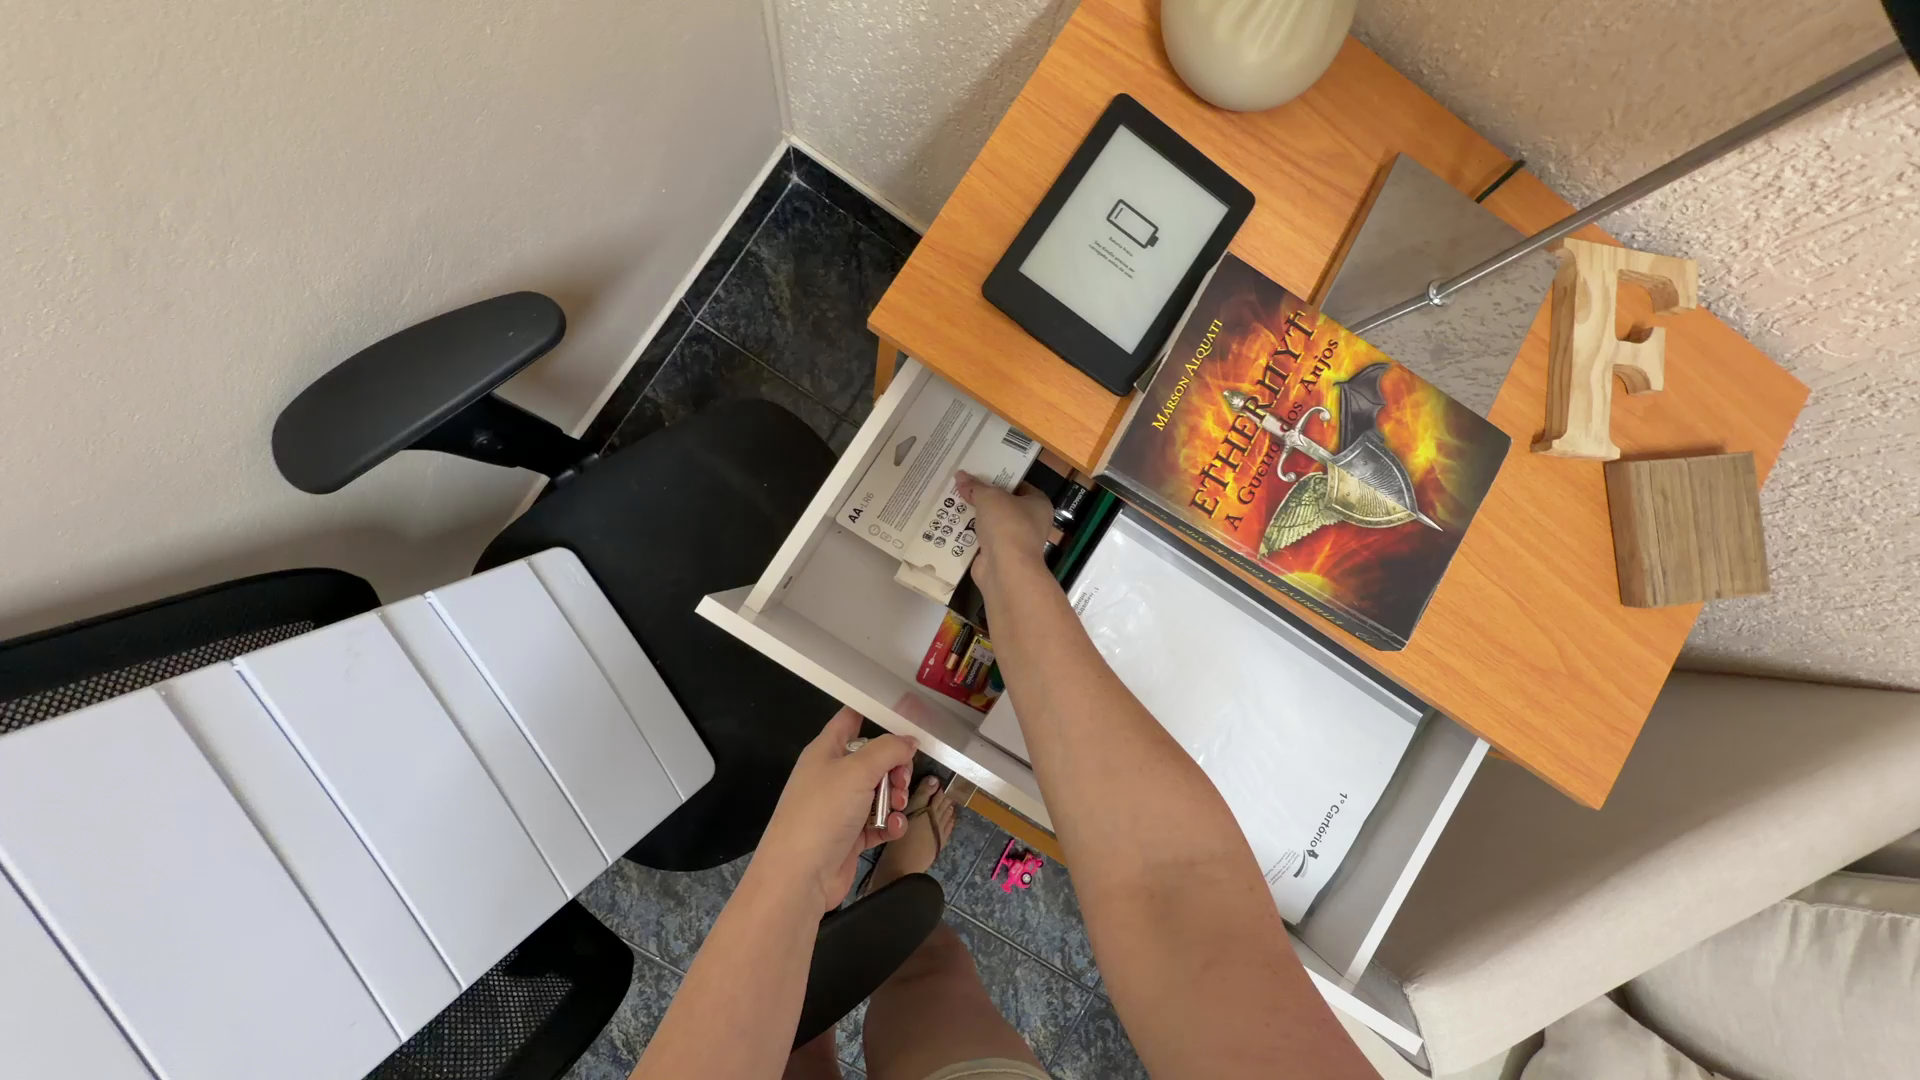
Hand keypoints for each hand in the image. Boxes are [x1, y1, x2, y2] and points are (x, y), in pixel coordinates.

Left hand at [751, 708, 916, 911]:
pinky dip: (890, 823)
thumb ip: (888, 750)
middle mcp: (832, 775)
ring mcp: (841, 807)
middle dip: (895, 766)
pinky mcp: (850, 835)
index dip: (875, 714)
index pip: (851, 718)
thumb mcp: (857, 771)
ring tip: (896, 807)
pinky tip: (894, 829)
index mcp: (826, 751)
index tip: (906, 718)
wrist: (799, 877)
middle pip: (874, 757)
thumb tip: (910, 741)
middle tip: (902, 778)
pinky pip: (879, 821)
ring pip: (880, 790)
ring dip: (895, 797)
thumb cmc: (822, 813)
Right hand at [956, 471, 1053, 589]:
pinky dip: (971, 535)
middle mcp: (1031, 523)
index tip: (983, 473)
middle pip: (1005, 505)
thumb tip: (960, 475)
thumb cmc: (1007, 524)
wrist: (1006, 568)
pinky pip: (983, 540)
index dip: (1003, 479)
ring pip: (993, 524)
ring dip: (976, 517)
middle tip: (964, 486)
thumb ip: (975, 486)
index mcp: (1039, 505)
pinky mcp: (1000, 556)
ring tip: (955, 502)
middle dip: (985, 498)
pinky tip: (954, 524)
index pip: (1021, 486)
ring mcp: (1015, 542)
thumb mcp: (989, 497)